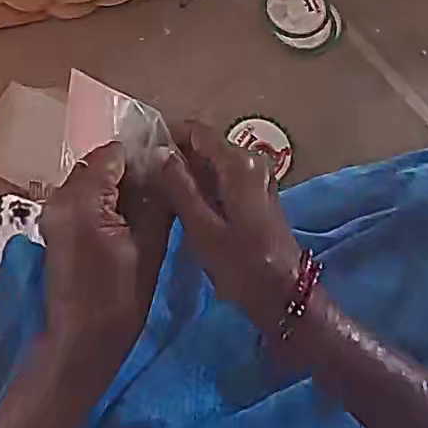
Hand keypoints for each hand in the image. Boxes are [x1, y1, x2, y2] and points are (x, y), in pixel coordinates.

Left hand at [38, 143, 172, 373]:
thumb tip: (166, 164)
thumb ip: (157, 197)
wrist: (80, 345)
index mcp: (81, 200)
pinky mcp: (55, 226)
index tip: (166, 173)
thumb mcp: (150, 245)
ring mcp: (53, 212)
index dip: (142, 158)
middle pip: (100, 164)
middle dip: (130, 172)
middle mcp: (59, 198)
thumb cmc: (118, 299)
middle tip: (160, 191)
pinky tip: (127, 222)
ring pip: (92, 180)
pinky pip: (83, 197)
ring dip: (118, 187)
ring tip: (147, 208)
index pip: (113, 153)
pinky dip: (105, 201)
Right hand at [155, 122, 305, 331]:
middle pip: (206, 145)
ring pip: (214, 162)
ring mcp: (258, 176)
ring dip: (189, 172)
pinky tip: (185, 203)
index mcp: (238, 163)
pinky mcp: (258, 193)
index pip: (198, 131)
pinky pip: (225, 177)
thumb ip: (179, 186)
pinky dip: (205, 184)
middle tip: (146, 175)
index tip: (143, 149)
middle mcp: (251, 161)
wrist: (284, 295)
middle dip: (176, 156)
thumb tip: (158, 150)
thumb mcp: (202, 227)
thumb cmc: (241, 264)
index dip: (169, 135)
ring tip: (158, 189)